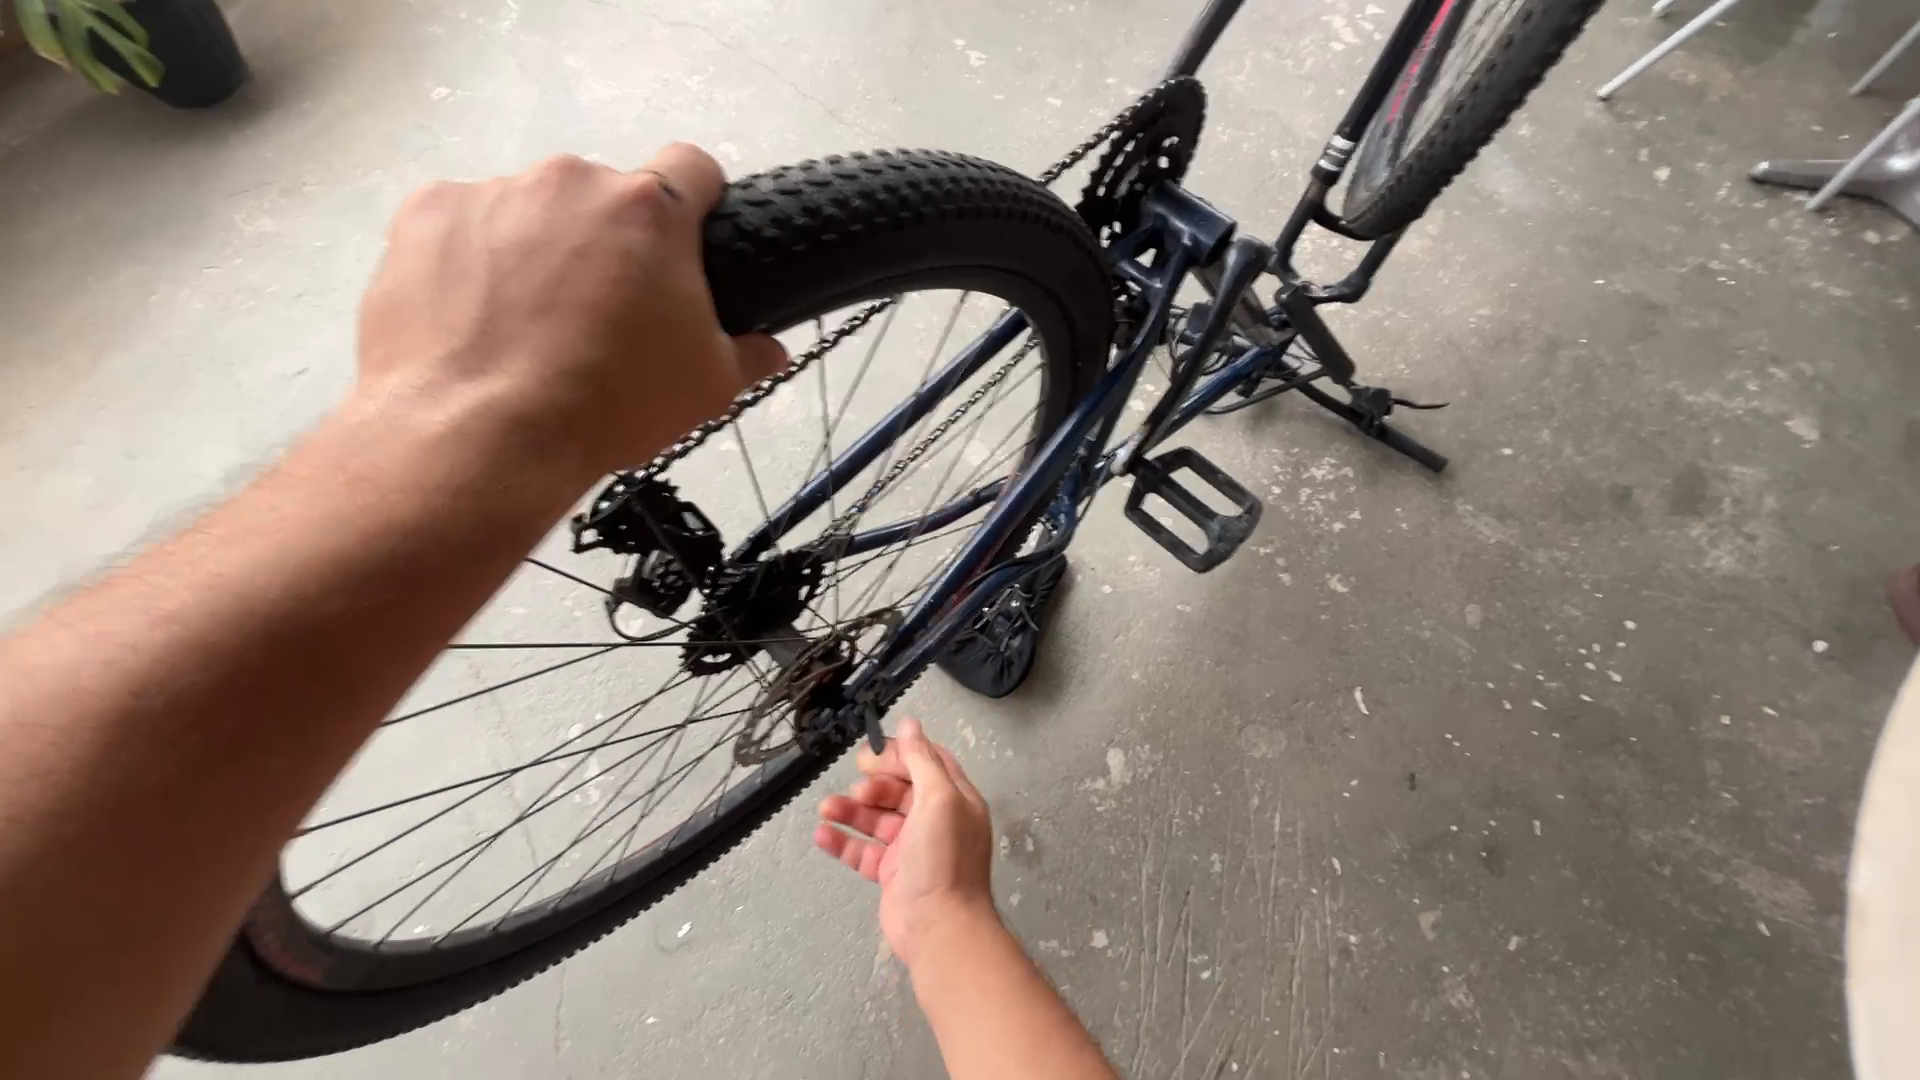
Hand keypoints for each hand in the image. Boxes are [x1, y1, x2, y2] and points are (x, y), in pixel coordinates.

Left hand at [355, 144, 787, 478]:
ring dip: (548, 250)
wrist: (483, 435)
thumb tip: (771, 349)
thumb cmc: (616, 404)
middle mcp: (572, 180)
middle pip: (609, 197)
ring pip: (538, 211)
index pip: (694, 166)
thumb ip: (749, 355)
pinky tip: (482, 318)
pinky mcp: (425, 214)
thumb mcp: (710, 388)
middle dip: (616, 241)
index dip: (700, 202)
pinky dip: (481, 260)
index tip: (689, 245)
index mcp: (651, 210)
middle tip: (609, 312)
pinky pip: (470, 225)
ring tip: (537, 324)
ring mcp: (492, 191)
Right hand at [814, 718, 996, 965]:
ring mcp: (911, 847)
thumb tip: (910, 723)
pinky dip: (843, 840)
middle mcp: (934, 819)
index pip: (927, 762)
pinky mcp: (890, 873)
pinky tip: (822, 833)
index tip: (875, 751)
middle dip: (875, 781)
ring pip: (877, 818)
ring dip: (851, 809)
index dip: (901, 753)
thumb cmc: (944, 858)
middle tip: (856, 778)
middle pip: (899, 788)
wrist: (940, 928)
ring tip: (827, 807)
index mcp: (954, 798)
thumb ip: (922, 759)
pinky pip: (862, 850)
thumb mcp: (938, 798)